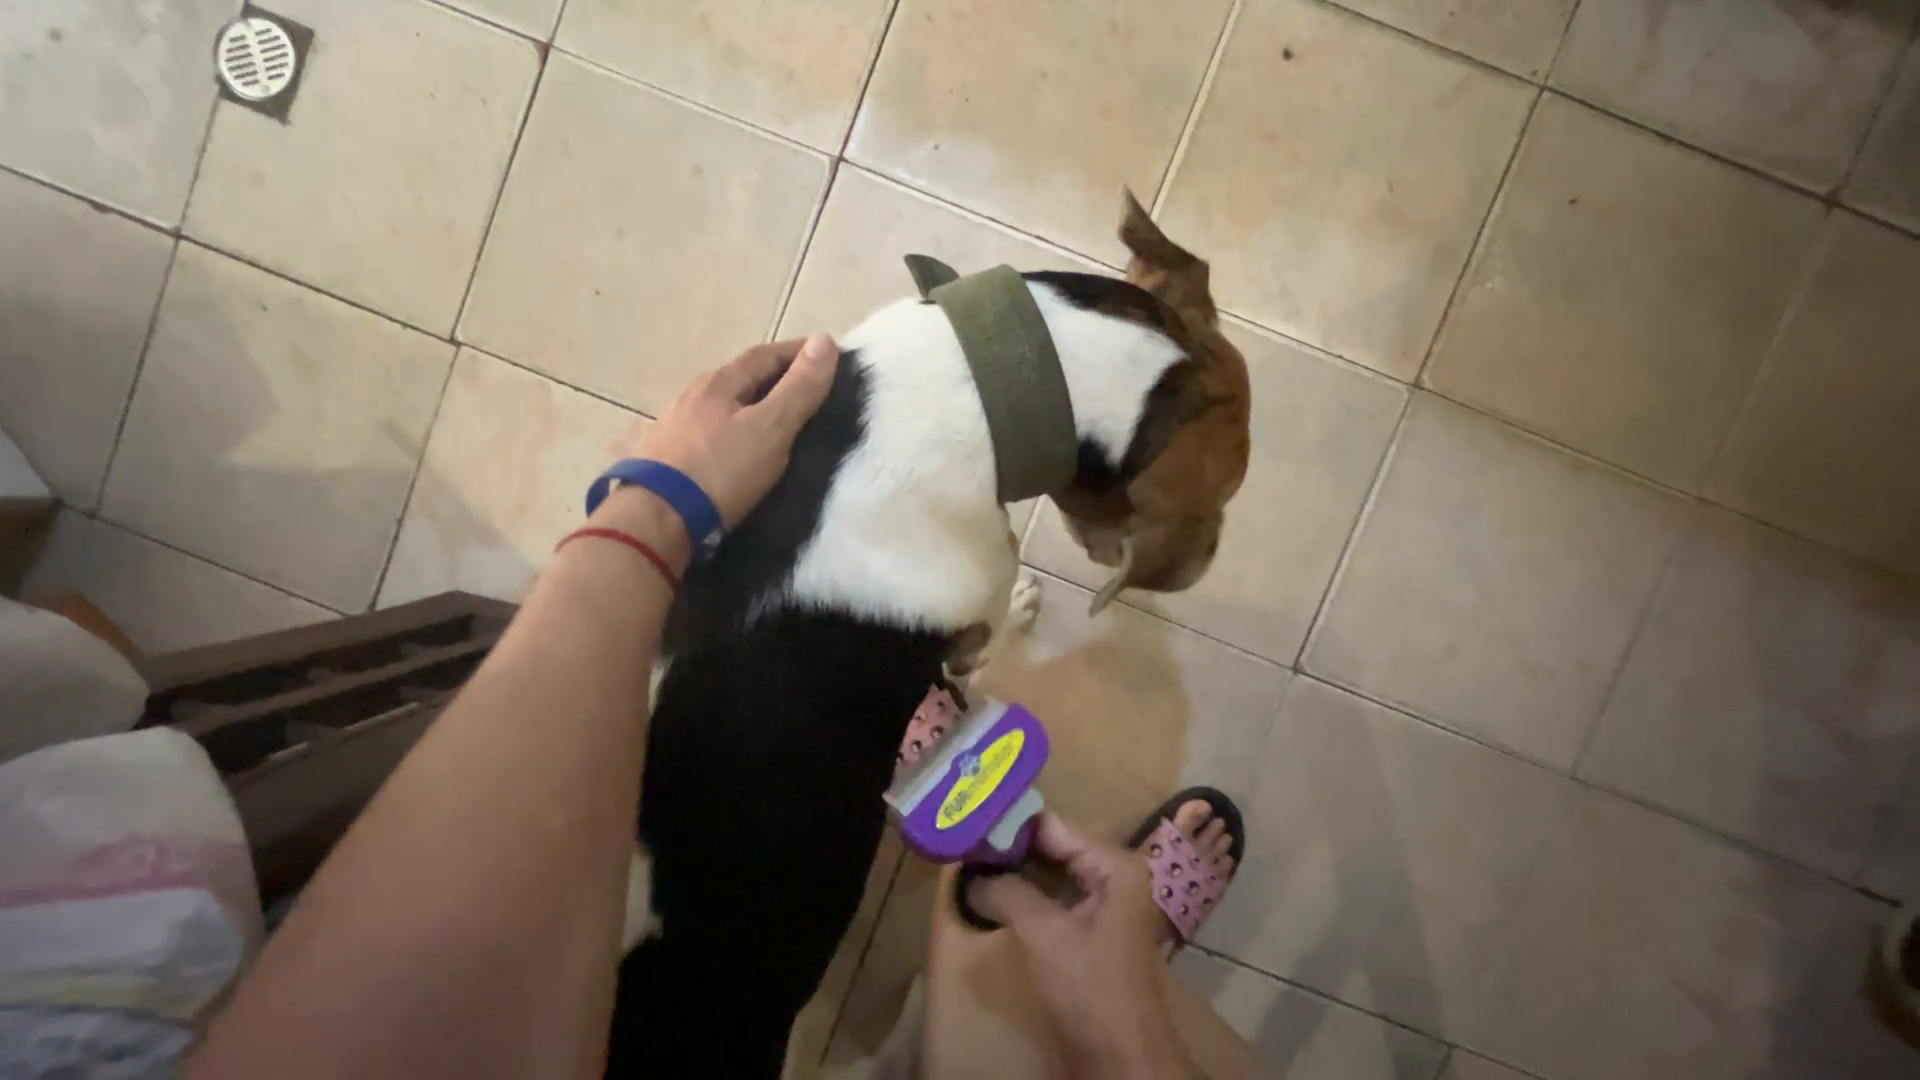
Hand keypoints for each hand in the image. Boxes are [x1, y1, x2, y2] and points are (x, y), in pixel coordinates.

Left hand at [618, 333, 837, 526]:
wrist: (657, 519)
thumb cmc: (721, 470)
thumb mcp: (771, 429)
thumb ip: (799, 389)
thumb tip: (824, 339)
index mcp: (719, 383)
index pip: (765, 355)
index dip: (797, 352)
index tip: (825, 354)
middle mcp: (691, 396)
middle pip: (739, 378)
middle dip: (773, 378)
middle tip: (804, 390)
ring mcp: (672, 426)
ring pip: (720, 406)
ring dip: (747, 406)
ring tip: (771, 422)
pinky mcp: (663, 457)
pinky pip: (705, 433)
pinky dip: (728, 431)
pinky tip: (732, 447)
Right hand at [967, 813, 1190, 1078]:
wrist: (1122, 1062)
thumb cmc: (1090, 990)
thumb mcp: (1044, 934)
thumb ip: (1006, 893)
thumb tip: (969, 875)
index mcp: (1114, 865)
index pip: (1053, 825)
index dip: (1010, 821)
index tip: (968, 816)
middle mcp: (1112, 874)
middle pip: (1051, 845)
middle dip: (1008, 844)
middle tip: (962, 836)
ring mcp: (1102, 902)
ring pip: (1049, 871)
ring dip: (1012, 868)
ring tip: (967, 857)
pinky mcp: (1088, 929)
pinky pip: (1050, 896)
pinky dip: (1022, 892)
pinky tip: (988, 889)